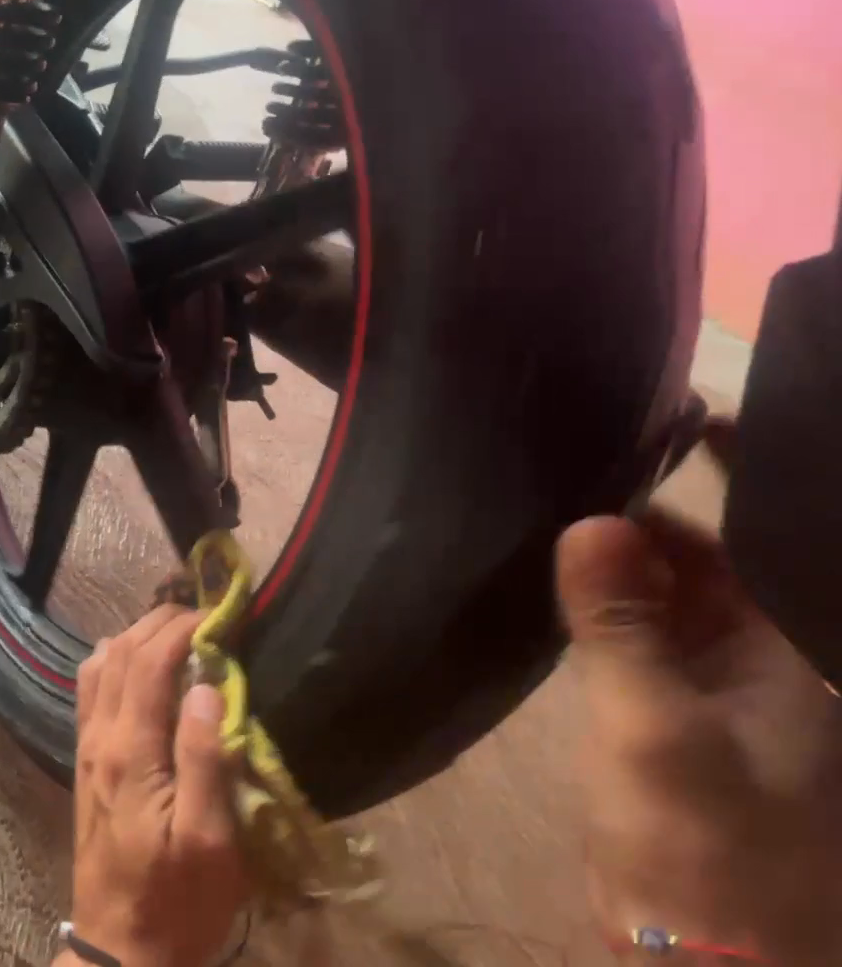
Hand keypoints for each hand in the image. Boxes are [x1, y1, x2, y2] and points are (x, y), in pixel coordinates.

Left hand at [59, 604, 246, 966]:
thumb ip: (206, 759)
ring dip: (134, 638)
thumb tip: (207, 686)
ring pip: (97, 667)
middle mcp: (99, 736)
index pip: (149, 662)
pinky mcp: (85, 760)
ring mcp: (86, 746)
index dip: (180, 628)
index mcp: (130, 750)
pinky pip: (89, 692)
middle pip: (119, 654)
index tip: (217, 614)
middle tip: (202, 615)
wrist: (120, 943)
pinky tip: (138, 670)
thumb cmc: (178, 900)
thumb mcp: (210, 840)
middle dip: (158, 623)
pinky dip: (114, 663)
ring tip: (175, 634)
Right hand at [556, 420, 841, 964]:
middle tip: (566, 462)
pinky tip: (549, 578)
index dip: (729, 479)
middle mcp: (760, 657)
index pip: (757, 543)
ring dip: (612, 557)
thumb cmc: (702, 833)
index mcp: (790, 656)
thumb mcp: (656, 725)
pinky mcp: (659, 704)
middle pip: (705, 561)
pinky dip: (595, 600)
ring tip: (543, 506)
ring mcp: (706, 682)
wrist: (694, 937)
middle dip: (644, 515)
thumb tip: (591, 522)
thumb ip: (619, 624)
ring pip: (660, 593)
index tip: (673, 418)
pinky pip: (630, 629)